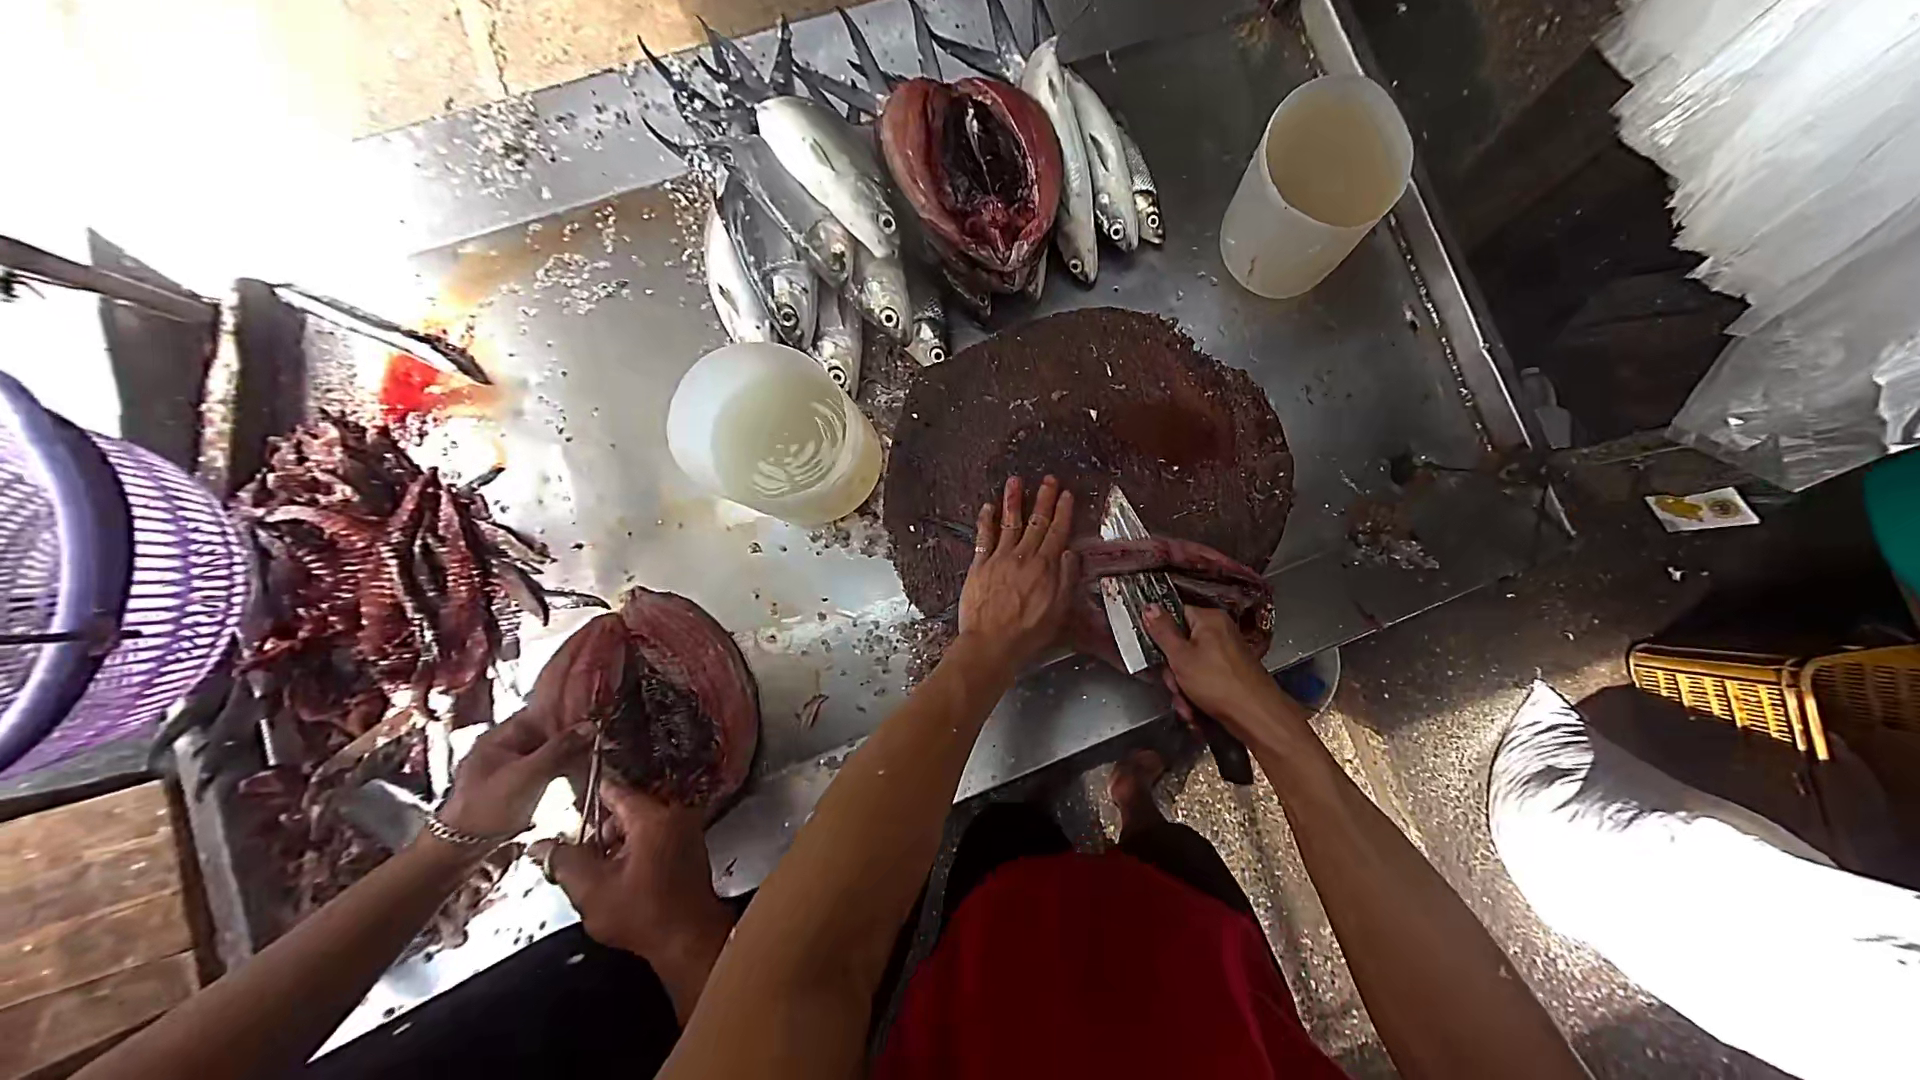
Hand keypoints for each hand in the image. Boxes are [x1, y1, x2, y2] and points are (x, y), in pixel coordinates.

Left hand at [436, 707, 591, 839]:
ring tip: (592, 755)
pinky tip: (579, 771)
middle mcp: (507, 745)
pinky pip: (548, 765)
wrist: (461, 850)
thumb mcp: (527, 775)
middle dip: (573, 734)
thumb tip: (590, 726)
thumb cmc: (488, 808)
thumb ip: (559, 749)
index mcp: (502, 736)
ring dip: (571, 752)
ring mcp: (513, 764)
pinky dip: (564, 766)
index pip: (541, 712)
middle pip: (548, 730)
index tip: (594, 718)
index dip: (569, 713)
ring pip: (550, 749)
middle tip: (598, 740)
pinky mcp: (520, 781)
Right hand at [538, 784, 733, 964]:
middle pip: (629, 809)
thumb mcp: (591, 889)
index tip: (571, 798)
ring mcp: (687, 829)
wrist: (688, 937)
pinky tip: (626, 874)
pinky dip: (639, 847)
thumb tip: (541, 845)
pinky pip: (658, 835)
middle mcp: (675, 814)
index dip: (590, 796)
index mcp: (653, 816)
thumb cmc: (642, 913)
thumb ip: (564, 861)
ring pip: (643, 823)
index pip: (616, 791)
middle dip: (603, 830)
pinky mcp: (691, 845)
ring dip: (621, 841)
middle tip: (585, 856)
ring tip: (603, 871)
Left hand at [957, 475, 1078, 669]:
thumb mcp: (1058, 610)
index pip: (1057, 532)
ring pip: (1009, 523)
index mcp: (1045, 567)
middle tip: (1048, 479)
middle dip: (1043, 498)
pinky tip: (987, 507)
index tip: (1066, 494)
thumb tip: (1070, 554)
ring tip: (1015, 481)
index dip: (1062, 511)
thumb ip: (1066, 579)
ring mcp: (999, 559)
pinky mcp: (979, 566)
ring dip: (1013, 500)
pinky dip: (986, 521)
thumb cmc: (1027, 633)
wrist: (991, 643)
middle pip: (1036, 522)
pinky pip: (983, 538)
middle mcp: (1023, 557)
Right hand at [1144, 606, 1302, 743]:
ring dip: (1182, 686)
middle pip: (1181, 643)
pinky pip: (1202, 678)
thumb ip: (1162, 631)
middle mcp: (1220, 633)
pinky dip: (1195, 693)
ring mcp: (1226, 654)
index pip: (1175, 614)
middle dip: (1173, 670)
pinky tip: (1195, 708)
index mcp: (1210, 620)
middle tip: (1174, 682)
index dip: (1161, 634)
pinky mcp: (1229, 674)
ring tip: (1186, 701)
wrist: (1257, 717)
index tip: (1156, 652)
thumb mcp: (1180, 656)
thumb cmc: (1221, 684)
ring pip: (1189, 665)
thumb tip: (1149, 607)